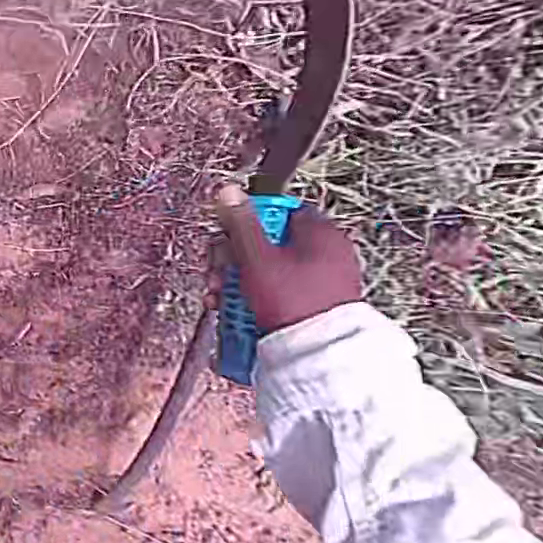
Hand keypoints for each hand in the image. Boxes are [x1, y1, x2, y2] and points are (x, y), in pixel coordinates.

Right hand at [214, 183, 361, 331]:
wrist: (314, 352)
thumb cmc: (293, 299)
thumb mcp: (257, 256)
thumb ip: (241, 223)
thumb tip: (229, 191)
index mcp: (320, 234)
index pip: (277, 211)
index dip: (247, 223)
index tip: (229, 237)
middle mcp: (323, 254)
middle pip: (265, 243)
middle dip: (232, 259)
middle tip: (218, 272)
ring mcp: (316, 280)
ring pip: (263, 269)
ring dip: (233, 281)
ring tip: (219, 296)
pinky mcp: (307, 303)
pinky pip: (272, 291)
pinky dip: (249, 298)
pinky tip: (231, 310)